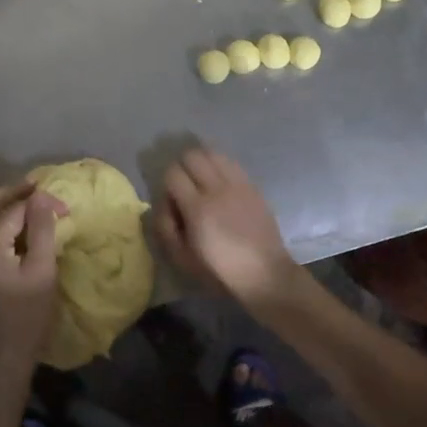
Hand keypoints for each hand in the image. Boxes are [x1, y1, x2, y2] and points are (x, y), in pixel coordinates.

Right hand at [157, 148, 304, 306]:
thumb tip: (161, 204)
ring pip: (213, 153)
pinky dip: (220, 165)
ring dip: (202, 161)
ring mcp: (238, 185)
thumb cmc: (220, 271)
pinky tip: (220, 182)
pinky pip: (231, 163)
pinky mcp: (253, 186)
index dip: (167, 182)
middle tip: (184, 185)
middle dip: (182, 166)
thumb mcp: (183, 259)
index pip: (173, 173)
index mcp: (197, 208)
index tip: (172, 199)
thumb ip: (165, 228)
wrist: (265, 274)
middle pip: (192, 155)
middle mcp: (217, 189)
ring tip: (201, 179)